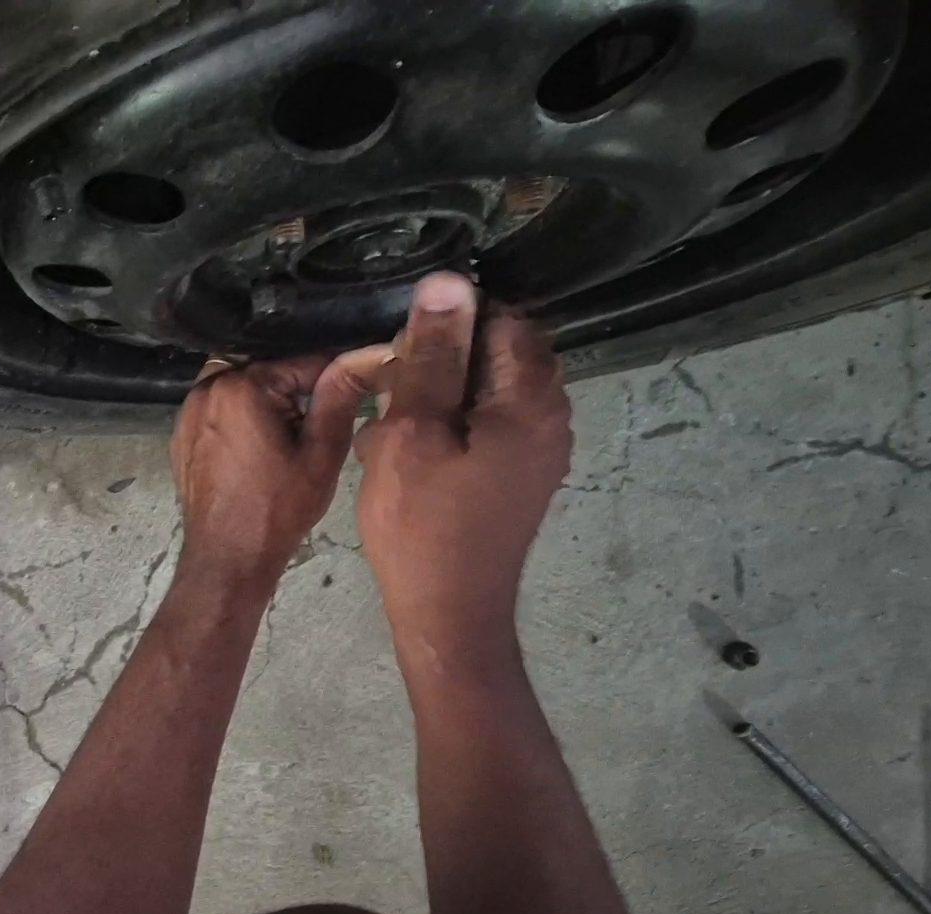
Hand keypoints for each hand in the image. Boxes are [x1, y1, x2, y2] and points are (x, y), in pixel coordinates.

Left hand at [169, 355, 365, 589]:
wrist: (227, 557)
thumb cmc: (277, 510)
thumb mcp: (321, 454)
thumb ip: (339, 398)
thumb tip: (357, 359)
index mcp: (242, 386)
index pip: (302, 362)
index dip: (333, 378)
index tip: (353, 392)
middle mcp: (207, 388)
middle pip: (266, 370)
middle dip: (294, 390)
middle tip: (313, 425)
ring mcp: (188, 411)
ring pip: (239, 386)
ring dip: (265, 401)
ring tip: (285, 437)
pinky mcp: (181, 434)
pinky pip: (217, 409)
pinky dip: (238, 417)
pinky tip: (256, 449)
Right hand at [319, 273, 572, 655]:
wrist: (447, 615)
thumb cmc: (423, 526)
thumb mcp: (414, 433)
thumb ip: (432, 359)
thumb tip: (447, 282)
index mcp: (533, 401)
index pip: (500, 322)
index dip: (444, 327)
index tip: (396, 355)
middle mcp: (548, 420)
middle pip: (491, 359)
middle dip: (431, 369)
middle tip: (382, 397)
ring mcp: (533, 454)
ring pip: (477, 398)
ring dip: (427, 405)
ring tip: (382, 437)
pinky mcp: (512, 480)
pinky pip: (476, 433)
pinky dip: (437, 436)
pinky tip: (398, 461)